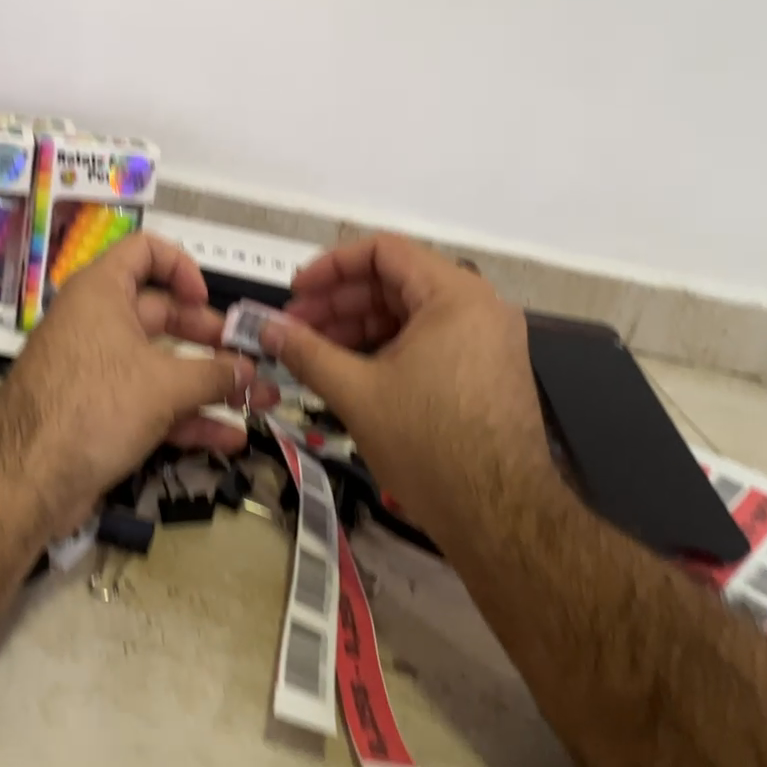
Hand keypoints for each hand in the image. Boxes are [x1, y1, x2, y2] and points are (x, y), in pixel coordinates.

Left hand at [0, 233, 276, 505]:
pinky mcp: (100, 412)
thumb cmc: (95, 406)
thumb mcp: (164, 385)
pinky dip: (187, 418)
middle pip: (163, 314)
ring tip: (258, 401)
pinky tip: (228, 438)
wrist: (24, 479)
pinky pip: (151, 403)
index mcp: (102, 292)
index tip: (208, 301)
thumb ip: (215, 374)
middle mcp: (98, 323)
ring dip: (209, 384)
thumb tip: (251, 372)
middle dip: (211, 338)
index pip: (144, 252)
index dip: (182, 267)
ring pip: (162, 365)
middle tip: (248, 359)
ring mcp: (98, 370)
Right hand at [261, 234, 551, 526]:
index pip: (384, 251)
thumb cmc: (429, 445)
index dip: (330, 267)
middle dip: (339, 302)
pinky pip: (429, 339)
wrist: (499, 516)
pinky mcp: (486, 369)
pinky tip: (351, 370)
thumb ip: (307, 351)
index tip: (295, 293)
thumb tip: (267, 329)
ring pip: (411, 313)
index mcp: (455, 295)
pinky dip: (387, 347)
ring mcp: (487, 339)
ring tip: (314, 353)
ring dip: (359, 326)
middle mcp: (479, 306)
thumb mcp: (357, 393)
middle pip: (396, 281)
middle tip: (294, 329)